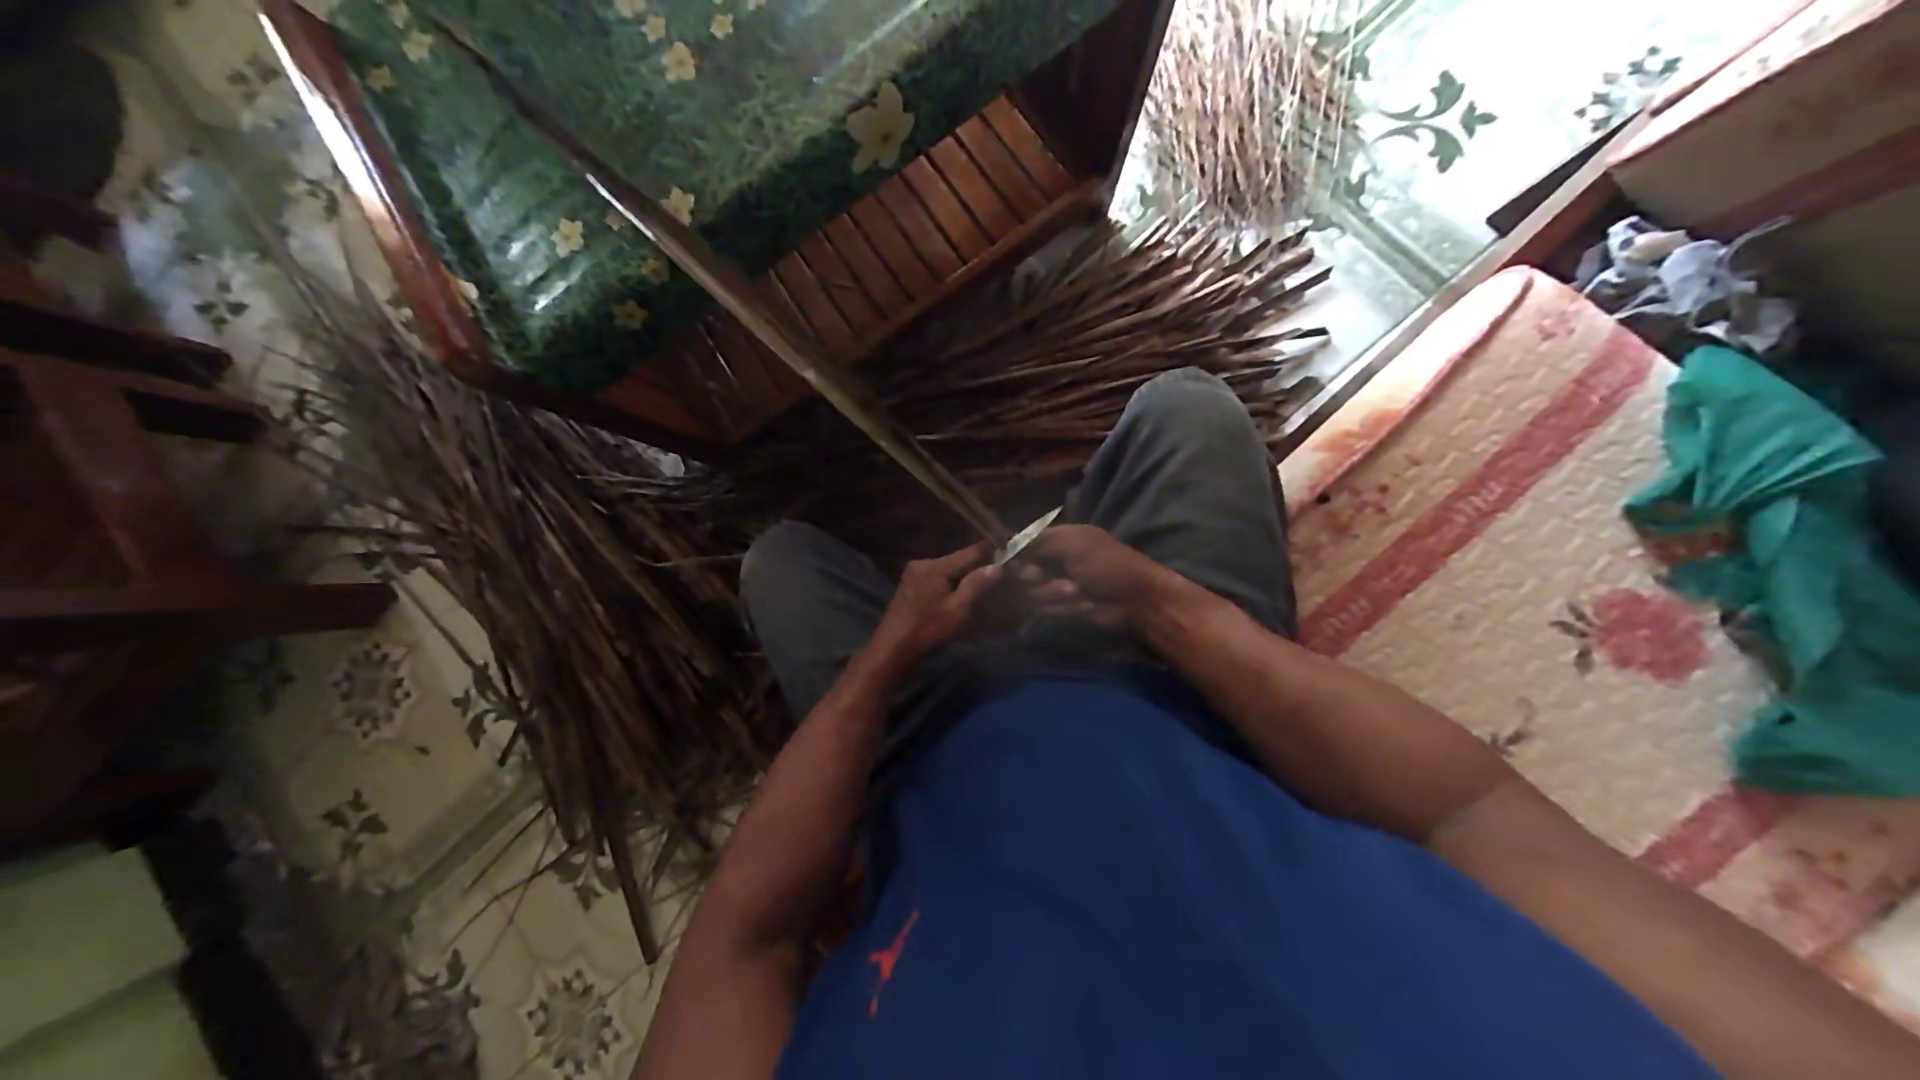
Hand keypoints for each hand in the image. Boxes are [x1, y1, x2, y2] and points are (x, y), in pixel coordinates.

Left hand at [867, 543, 1003, 666]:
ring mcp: (914, 574)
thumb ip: (976, 585)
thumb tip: (997, 566)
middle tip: (1000, 572)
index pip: (970, 552)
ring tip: (985, 583)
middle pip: (958, 560)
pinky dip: (952, 584)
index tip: (1009, 550)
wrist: (892, 650)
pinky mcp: (911, 586)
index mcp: (934, 566)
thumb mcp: (957, 610)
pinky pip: (938, 579)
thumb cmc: (927, 631)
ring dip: (965, 576)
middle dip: (979, 566)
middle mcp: (922, 564)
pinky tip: (962, 593)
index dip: (991, 551)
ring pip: (948, 570)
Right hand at [1018, 525, 1177, 626]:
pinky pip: (1048, 609)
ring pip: (1035, 593)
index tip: (1012, 561)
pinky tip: (1083, 606)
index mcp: (1063, 538)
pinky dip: (1064, 608)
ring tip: (1077, 594)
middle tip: (1040, 578)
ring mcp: (1061, 585)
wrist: (1136, 600)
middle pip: (1026, 570)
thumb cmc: (1107, 564)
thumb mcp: (1073, 544)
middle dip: (1035, 577)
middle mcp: (1058, 560)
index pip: (1027, 542)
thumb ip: (1040, 541)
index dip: (1018, 552)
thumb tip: (1010, 541)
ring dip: (1054, 594)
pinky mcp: (1066, 607)